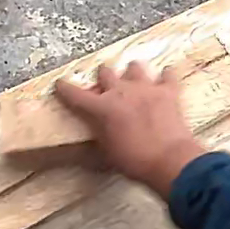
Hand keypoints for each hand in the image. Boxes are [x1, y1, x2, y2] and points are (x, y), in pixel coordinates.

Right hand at [54, 61, 206, 198]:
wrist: (169, 160)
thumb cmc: (134, 161)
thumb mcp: (107, 151)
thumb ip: (99, 131)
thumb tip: (97, 124)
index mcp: (102, 107)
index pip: (76, 94)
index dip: (65, 89)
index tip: (60, 84)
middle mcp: (122, 91)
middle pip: (106, 72)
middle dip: (103, 78)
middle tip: (105, 86)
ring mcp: (146, 88)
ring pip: (134, 67)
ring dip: (132, 73)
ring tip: (133, 80)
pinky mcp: (168, 91)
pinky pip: (167, 74)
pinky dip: (165, 76)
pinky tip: (164, 78)